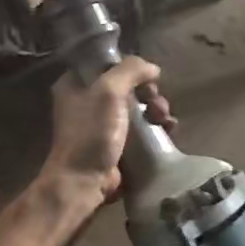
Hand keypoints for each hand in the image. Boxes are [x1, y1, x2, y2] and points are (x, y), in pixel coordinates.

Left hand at [41, 57, 174, 207]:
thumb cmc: (91, 133)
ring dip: (156, 109)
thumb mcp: (108, 91)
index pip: (107, 63)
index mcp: (75, 84)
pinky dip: (155, 127)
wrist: (83, 182)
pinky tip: (169, 130)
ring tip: (165, 120)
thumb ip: (130, 71)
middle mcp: (86, 101)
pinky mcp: (116, 144)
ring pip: (137, 107)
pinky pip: (140, 128)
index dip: (130, 67)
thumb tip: (152, 68)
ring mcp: (102, 124)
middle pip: (127, 86)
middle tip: (156, 102)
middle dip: (149, 92)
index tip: (147, 77)